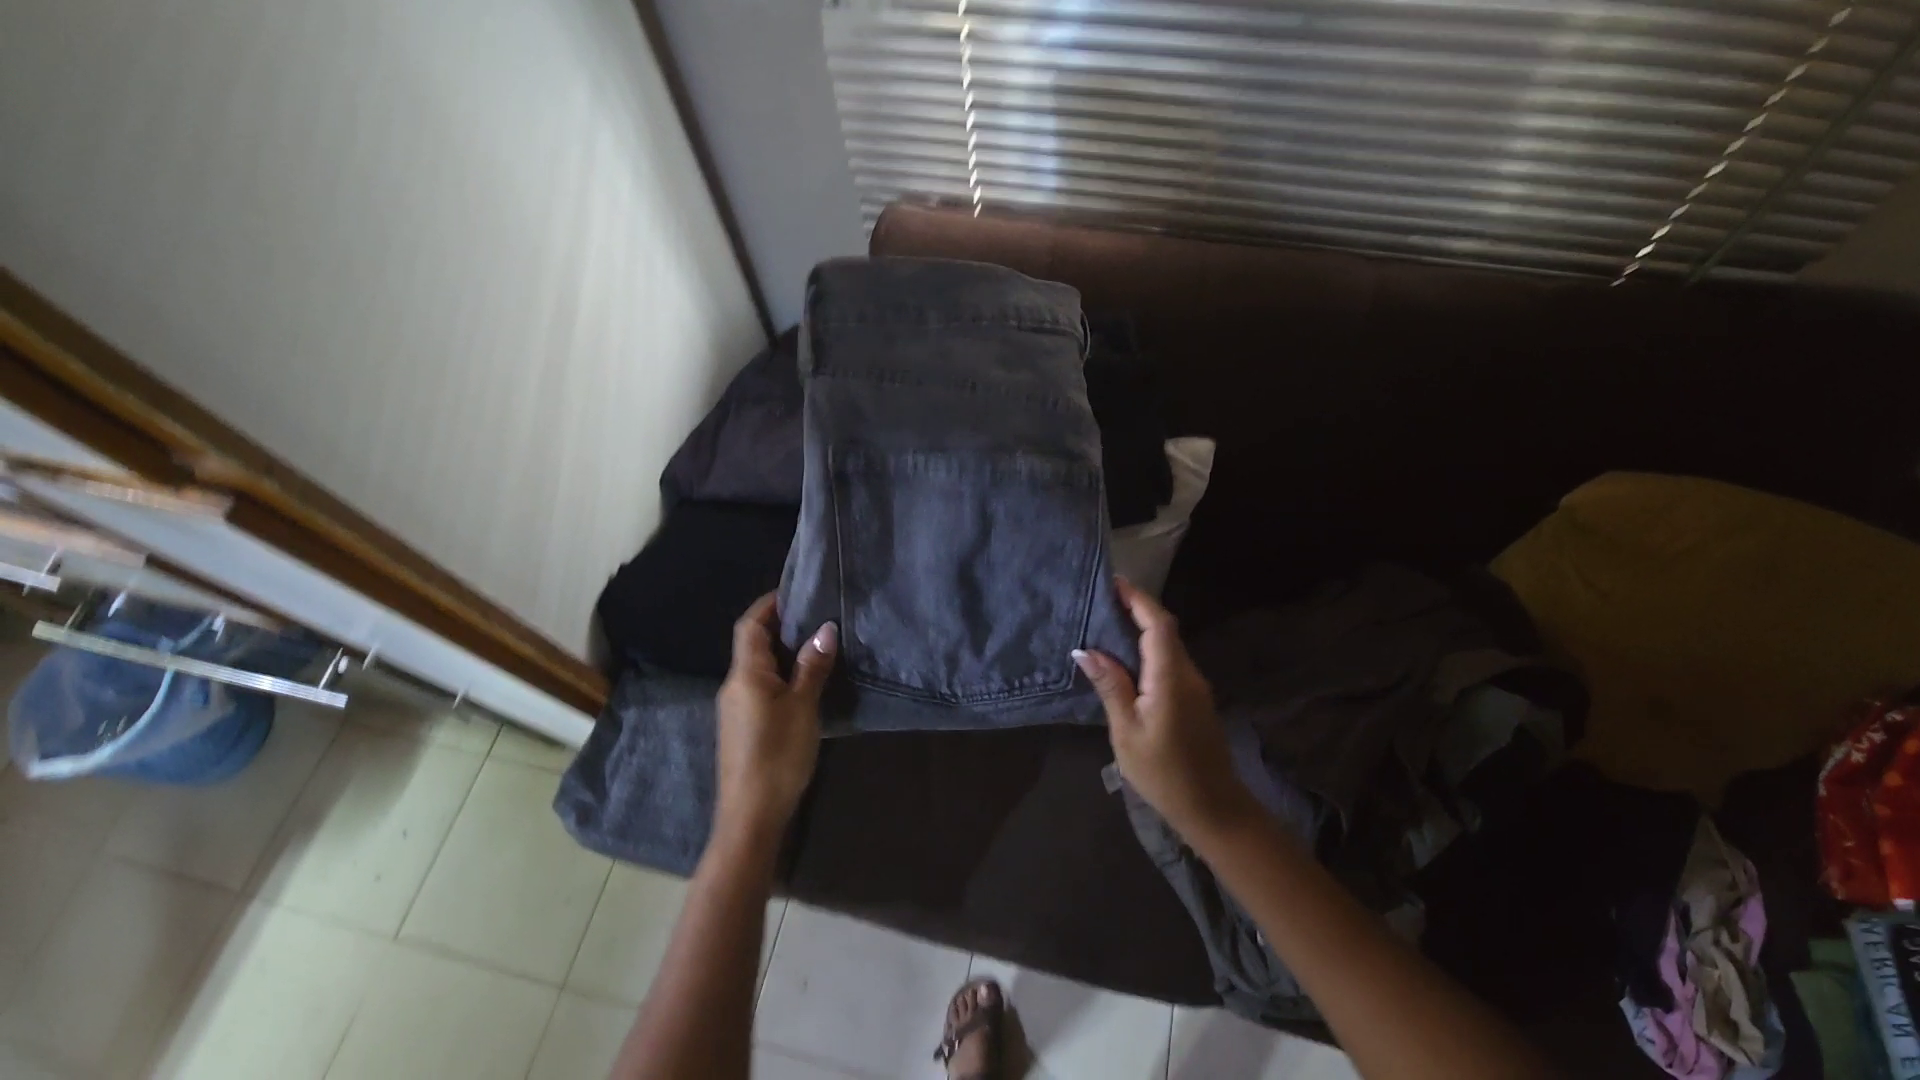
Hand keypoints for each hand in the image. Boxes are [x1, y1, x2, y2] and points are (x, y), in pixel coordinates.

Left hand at [713, 593, 836, 849]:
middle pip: (752, 644)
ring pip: (757, 667)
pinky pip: (760, 687)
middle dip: (781, 626)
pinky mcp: (742, 728)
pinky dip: (780, 675)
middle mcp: (734, 685)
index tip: (797, 590)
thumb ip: (811, 667)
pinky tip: (804, 683)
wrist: (751, 815)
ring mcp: (735, 708)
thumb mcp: (802, 708)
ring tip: (818, 645)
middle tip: (817, 616)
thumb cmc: (778, 755)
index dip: (770, 604)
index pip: (750, 625)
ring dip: (782, 652)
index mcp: (745, 674)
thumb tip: (825, 628)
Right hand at [1074, 579, 1255, 841]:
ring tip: (1106, 625)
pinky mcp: (1194, 701)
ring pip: (1168, 647)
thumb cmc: (1164, 773)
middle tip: (1101, 601)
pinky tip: (1124, 659)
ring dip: (1141, 631)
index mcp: (1170, 677)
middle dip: (1137, 610)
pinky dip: (1148, 652)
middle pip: (1164, 630)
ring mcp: (1195, 688)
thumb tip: (1086, 650)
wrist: (1213, 808)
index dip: (1137, 599)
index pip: (1157, 624)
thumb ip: (1111, 685)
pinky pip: (1170, 663)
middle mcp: (1188, 674)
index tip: (1113, 582)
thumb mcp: (1127, 731)